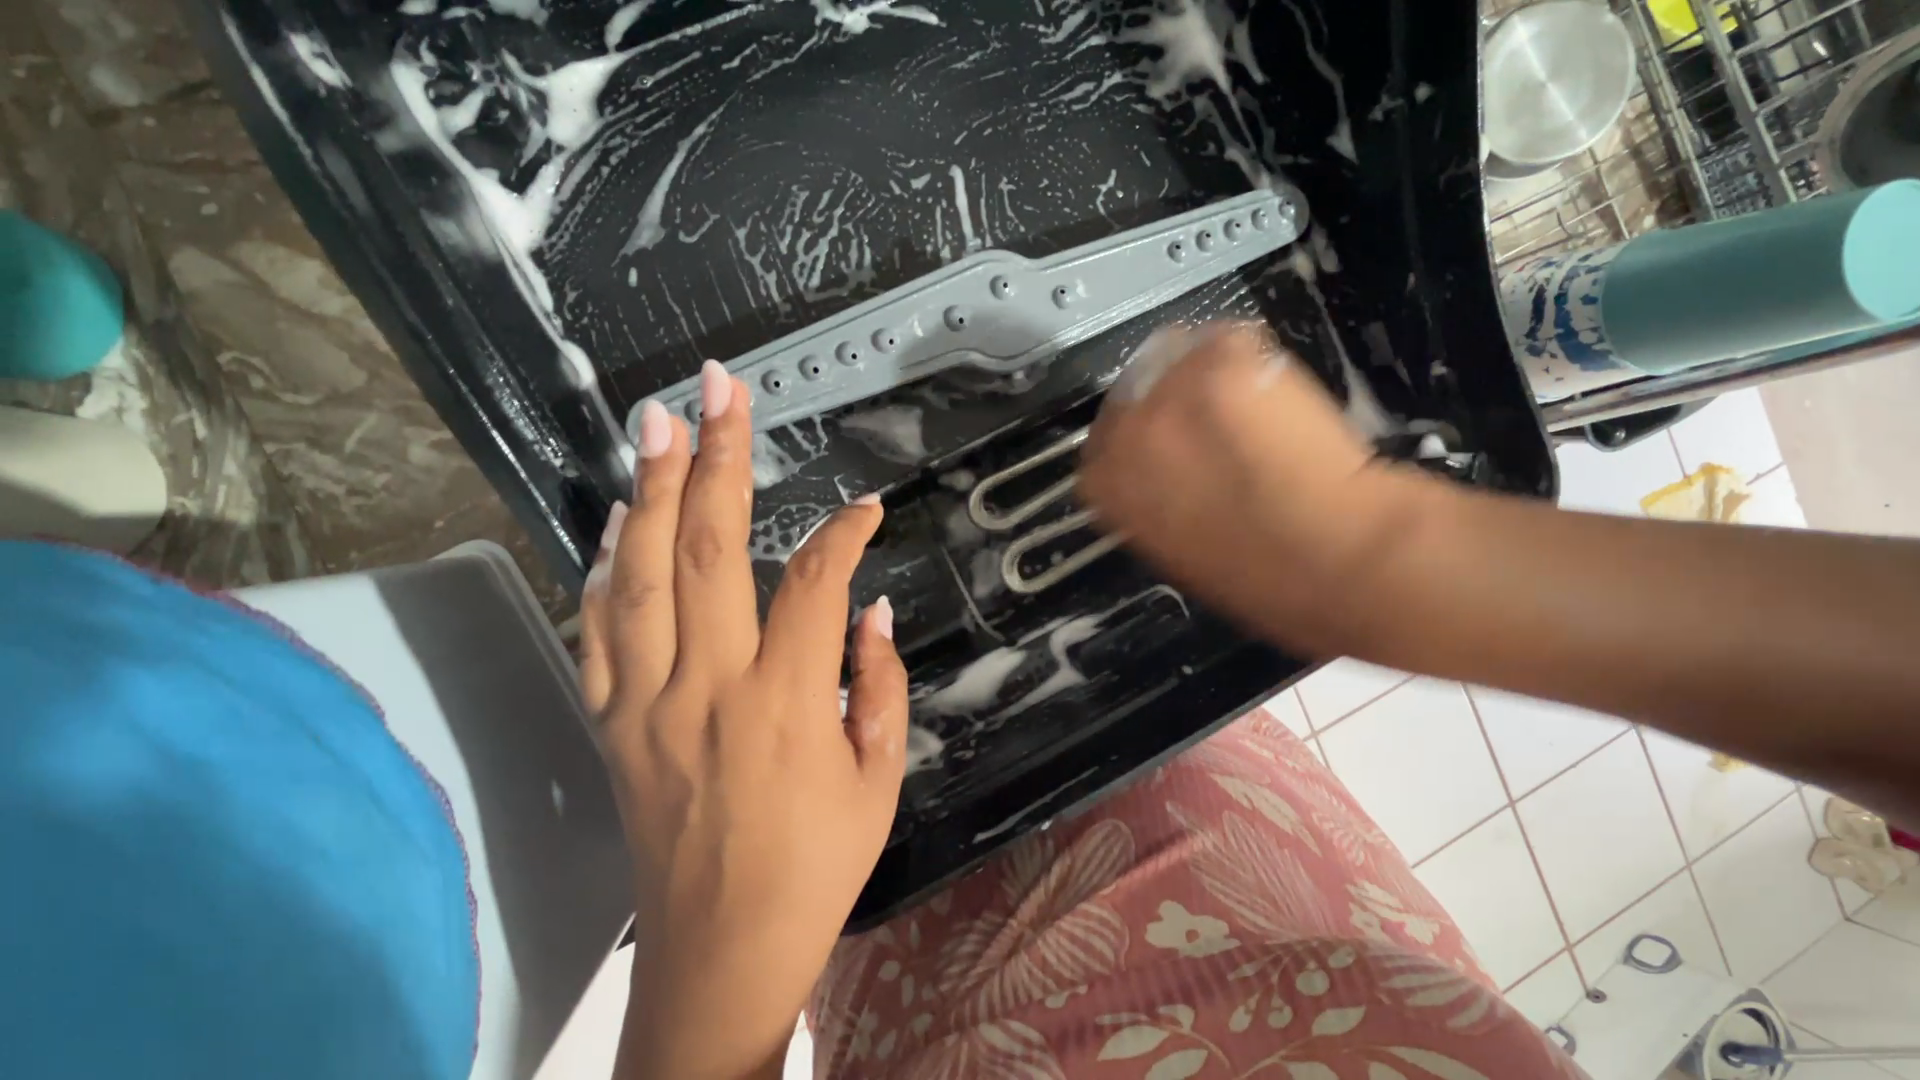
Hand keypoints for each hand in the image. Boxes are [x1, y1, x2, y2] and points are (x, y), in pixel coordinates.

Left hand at [577, 361, 908, 1079]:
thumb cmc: (816, 867)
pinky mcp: (609, 724)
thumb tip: (869, 609)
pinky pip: (595, 632)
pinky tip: (618, 520)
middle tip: (720, 389)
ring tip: (659, 423)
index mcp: (788, 703)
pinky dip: (604, 568)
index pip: (817, 584)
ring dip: (651, 491)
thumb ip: (880, 687)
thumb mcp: (878, 782)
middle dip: (719, 459)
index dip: (844, 533)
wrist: (721, 949)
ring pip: (640, 575)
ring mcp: (646, 702)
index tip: (864, 507)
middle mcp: (710, 687)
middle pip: (710, 549)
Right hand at [1079, 322, 1434, 652]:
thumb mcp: (1175, 551)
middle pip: (1136, 390)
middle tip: (1217, 418)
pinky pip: (1229, 340)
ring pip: (1180, 355)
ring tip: (1251, 405)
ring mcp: (1171, 387)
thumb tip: (1164, 476)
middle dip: (1171, 401)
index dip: (1143, 436)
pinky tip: (1277, 391)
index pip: (1104, 441)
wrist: (1333, 553)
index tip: (1171, 441)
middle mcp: (1124, 428)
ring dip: (1207, 373)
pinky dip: (1253, 358)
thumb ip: (1152, 502)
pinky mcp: (1222, 357)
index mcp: (1106, 485)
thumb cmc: (1260, 577)